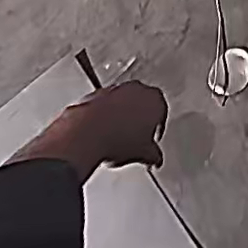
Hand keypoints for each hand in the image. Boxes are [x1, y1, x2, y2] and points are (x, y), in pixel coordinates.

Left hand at [14, 81, 166, 177]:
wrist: (86, 134)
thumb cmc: (116, 138)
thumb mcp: (144, 154)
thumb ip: (154, 154)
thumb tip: (153, 158)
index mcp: (154, 99)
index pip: (161, 112)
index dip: (157, 129)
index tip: (153, 140)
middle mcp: (136, 89)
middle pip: (143, 104)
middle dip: (140, 120)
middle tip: (137, 139)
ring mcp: (115, 89)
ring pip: (124, 102)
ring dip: (122, 116)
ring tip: (118, 139)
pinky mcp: (96, 93)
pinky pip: (106, 104)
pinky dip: (106, 115)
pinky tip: (103, 134)